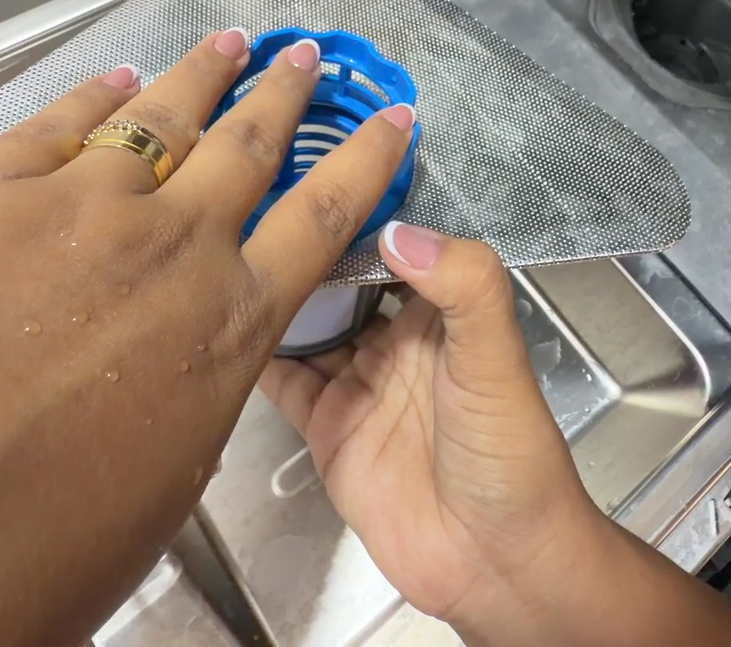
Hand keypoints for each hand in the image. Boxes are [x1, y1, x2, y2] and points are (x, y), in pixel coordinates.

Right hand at [259, 226, 613, 633]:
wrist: (491, 558)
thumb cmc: (507, 447)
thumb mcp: (497, 356)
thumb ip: (464, 286)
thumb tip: (397, 229)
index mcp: (441, 309)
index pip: (397, 245)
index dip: (363, 213)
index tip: (316, 173)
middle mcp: (396, 335)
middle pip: (344, 281)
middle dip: (309, 249)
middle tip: (253, 207)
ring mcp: (359, 379)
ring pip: (309, 325)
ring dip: (278, 295)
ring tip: (227, 253)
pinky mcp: (328, 424)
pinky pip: (286, 381)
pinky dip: (259, 356)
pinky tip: (223, 325)